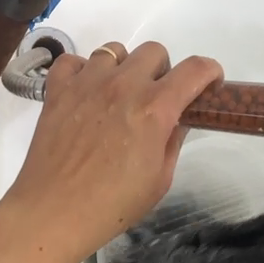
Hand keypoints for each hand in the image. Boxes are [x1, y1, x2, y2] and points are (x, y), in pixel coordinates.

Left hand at [1, 41, 224, 262]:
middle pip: (154, 52)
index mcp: (154, 108)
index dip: (210, 72)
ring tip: (118, 96)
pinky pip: (73, 61)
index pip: (194, 69)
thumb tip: (176, 118)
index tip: (209, 85)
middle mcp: (123, 86)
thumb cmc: (112, 205)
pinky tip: (85, 93)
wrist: (53, 212)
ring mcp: (87, 83)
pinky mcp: (58, 90)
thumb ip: (172, 140)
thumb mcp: (159, 179)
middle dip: (163, 72)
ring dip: (124, 68)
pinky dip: (82, 71)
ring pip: (114, 50)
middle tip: (156, 100)